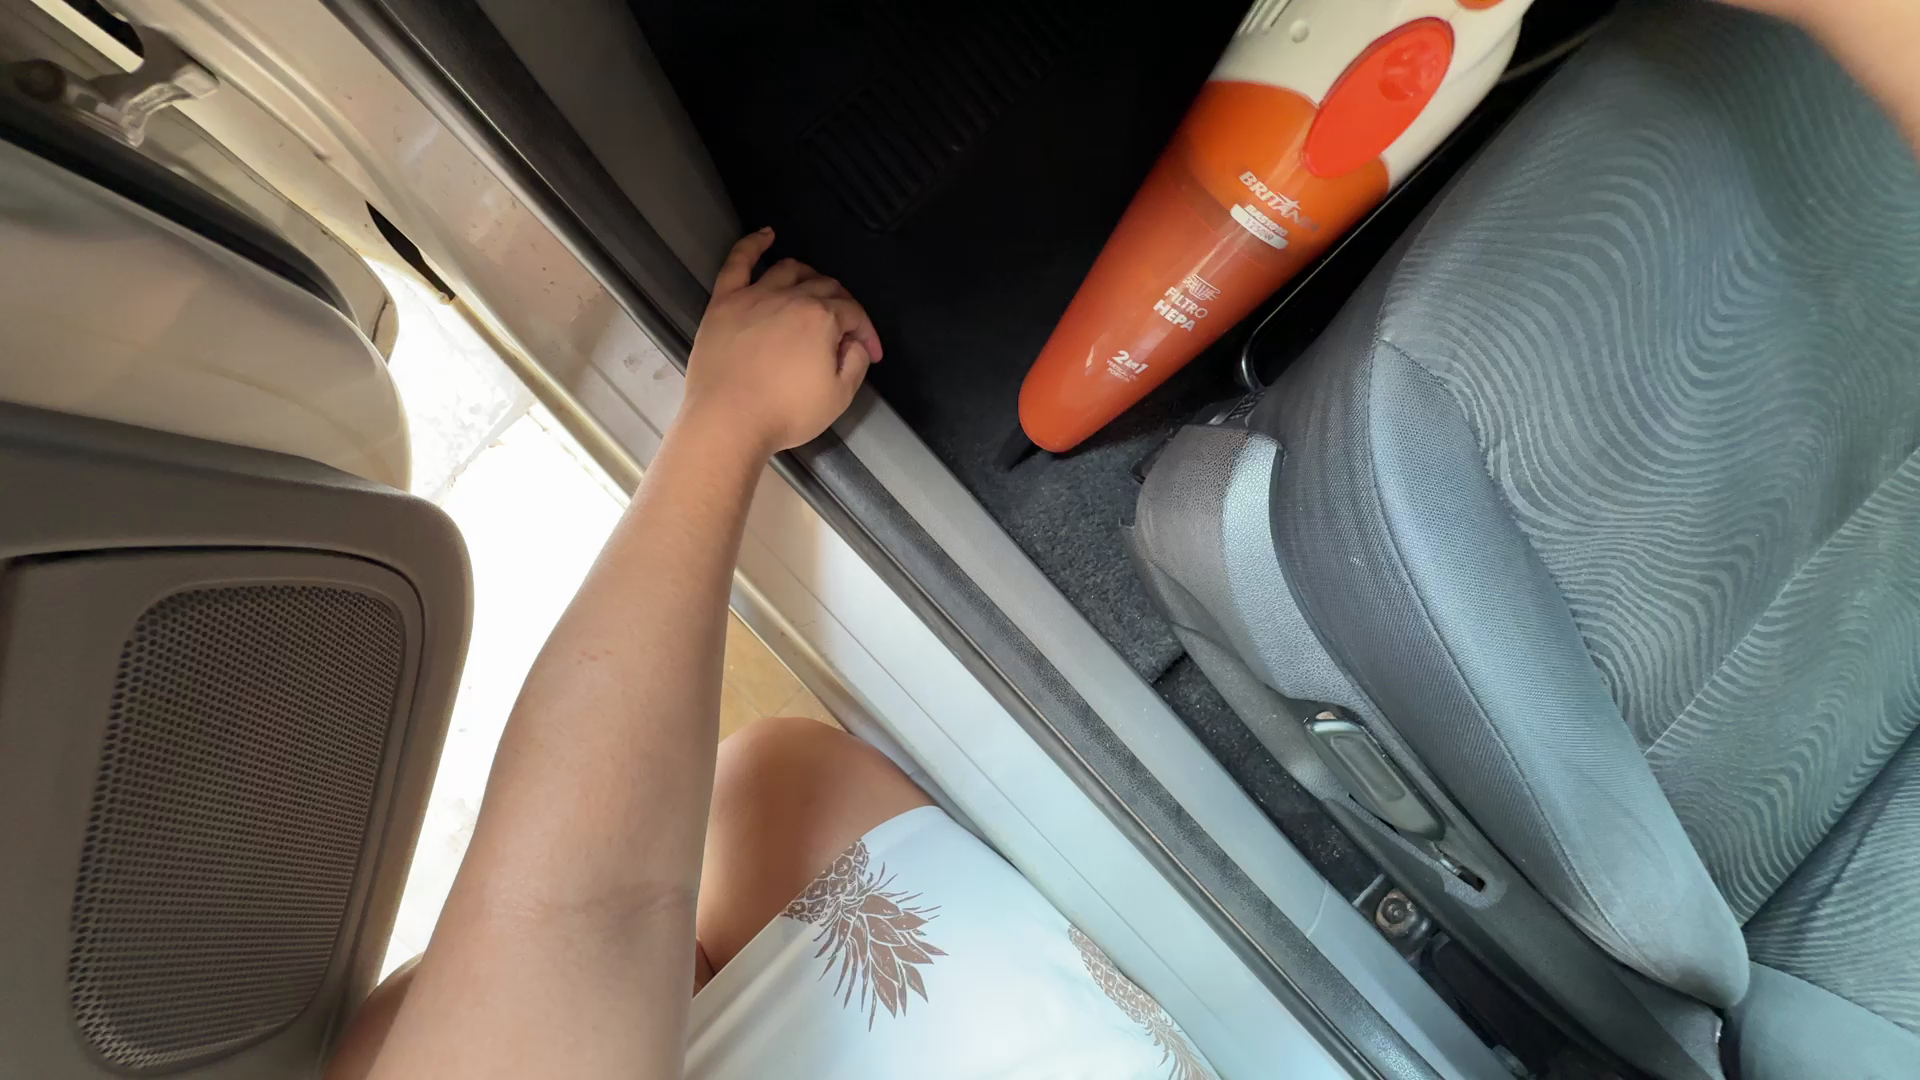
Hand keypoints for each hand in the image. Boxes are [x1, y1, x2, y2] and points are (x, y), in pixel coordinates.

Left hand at [680, 228, 882, 455]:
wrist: (729, 421)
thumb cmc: (784, 413)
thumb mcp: (839, 396)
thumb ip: (856, 363)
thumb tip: (856, 343)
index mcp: (822, 318)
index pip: (854, 314)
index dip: (867, 332)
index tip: (869, 352)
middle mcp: (791, 298)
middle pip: (826, 287)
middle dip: (844, 305)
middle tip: (847, 327)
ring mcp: (755, 296)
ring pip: (790, 269)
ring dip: (810, 275)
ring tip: (817, 288)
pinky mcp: (725, 303)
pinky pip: (739, 262)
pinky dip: (754, 244)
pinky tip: (766, 236)